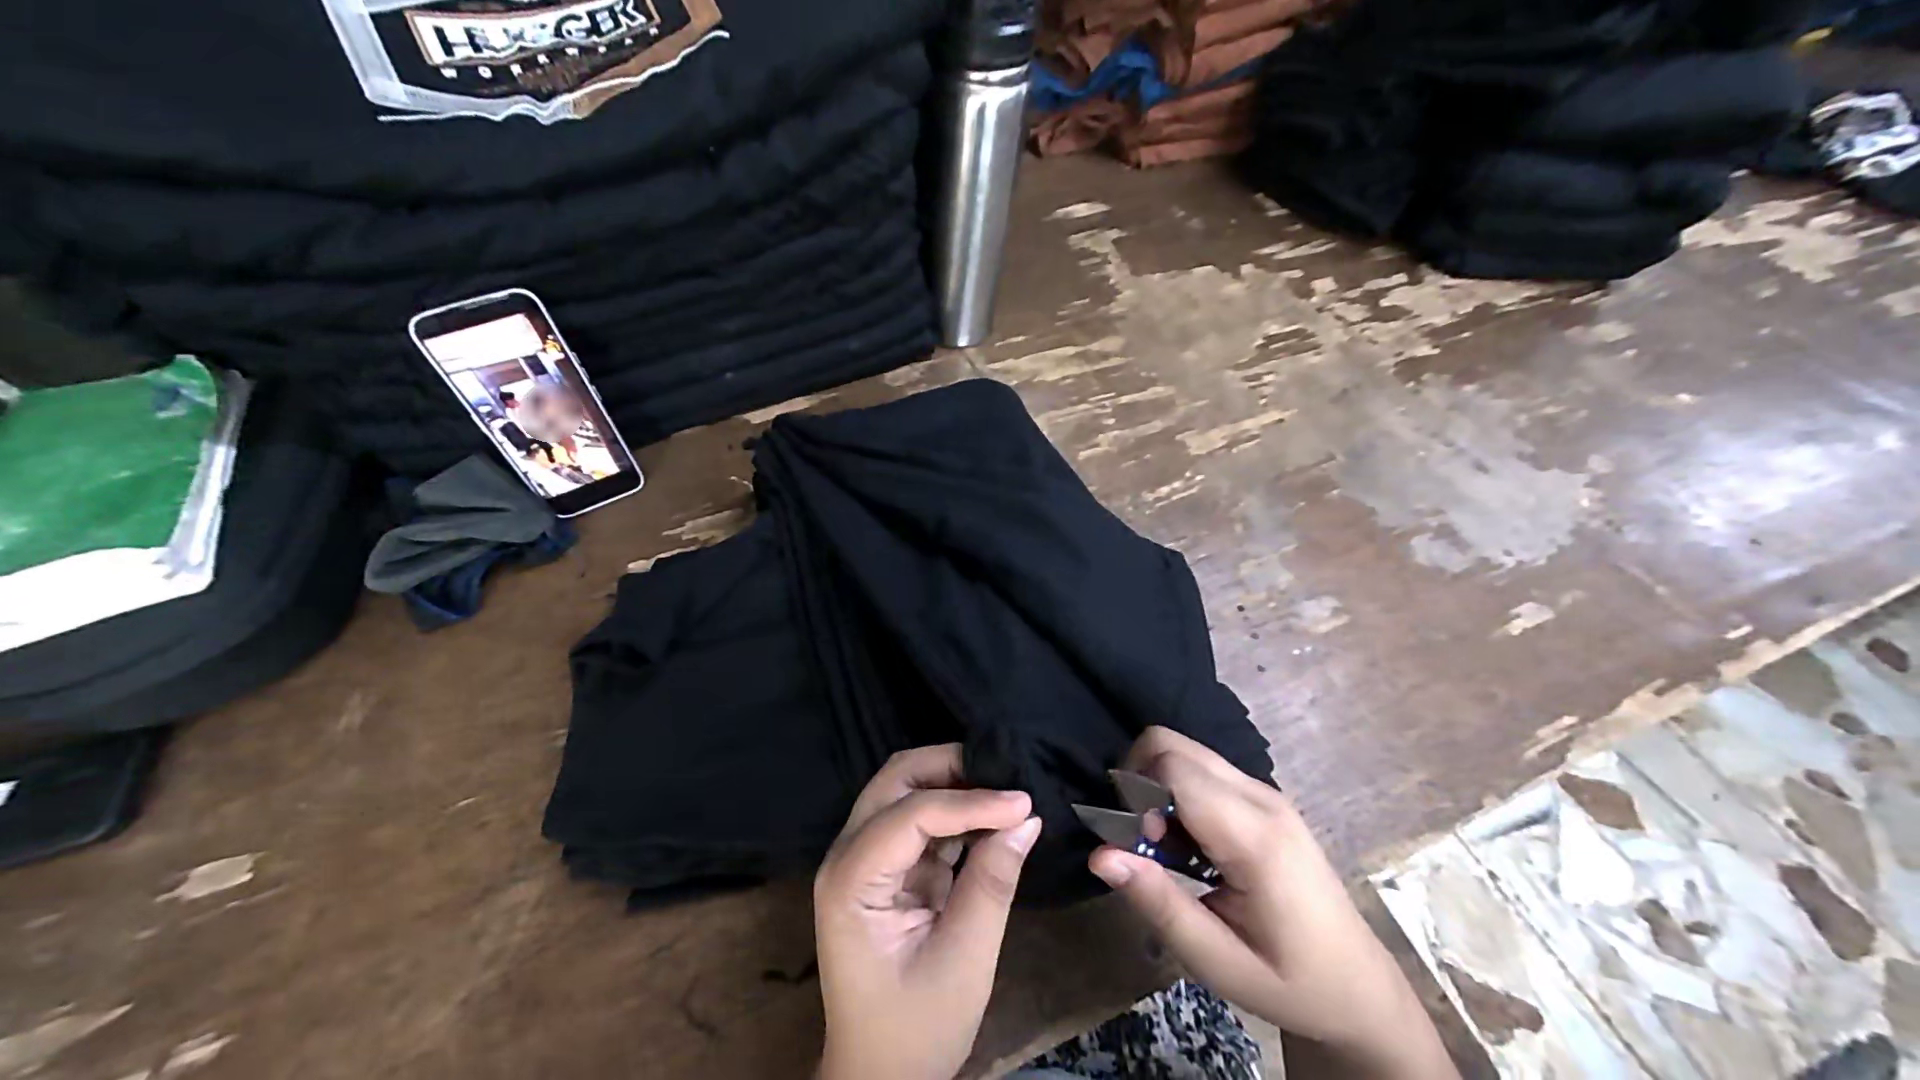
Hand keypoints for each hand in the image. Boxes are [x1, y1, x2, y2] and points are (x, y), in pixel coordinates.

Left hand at [815, 745, 1042, 1079]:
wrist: (881, 1074)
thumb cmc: (916, 1028)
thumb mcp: (963, 960)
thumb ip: (992, 882)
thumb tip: (1027, 818)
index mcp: (852, 879)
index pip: (912, 814)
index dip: (971, 801)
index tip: (1024, 802)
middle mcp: (848, 855)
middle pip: (897, 780)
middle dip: (952, 768)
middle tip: (1008, 777)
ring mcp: (865, 858)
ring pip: (906, 789)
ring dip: (955, 784)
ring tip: (1006, 792)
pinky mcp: (887, 867)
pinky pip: (921, 819)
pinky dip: (957, 812)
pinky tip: (992, 818)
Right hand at [1089, 728, 1456, 1079]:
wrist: (1360, 986)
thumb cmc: (1292, 983)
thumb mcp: (1219, 962)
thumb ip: (1158, 903)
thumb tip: (1099, 855)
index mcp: (1254, 837)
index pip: (1172, 767)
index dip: (1135, 795)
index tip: (1138, 846)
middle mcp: (1260, 798)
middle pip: (1172, 745)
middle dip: (1137, 781)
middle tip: (1143, 841)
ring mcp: (1265, 793)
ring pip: (1184, 752)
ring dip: (1156, 788)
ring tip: (1166, 848)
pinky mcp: (1263, 798)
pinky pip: (1202, 769)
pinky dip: (1176, 793)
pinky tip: (1188, 845)